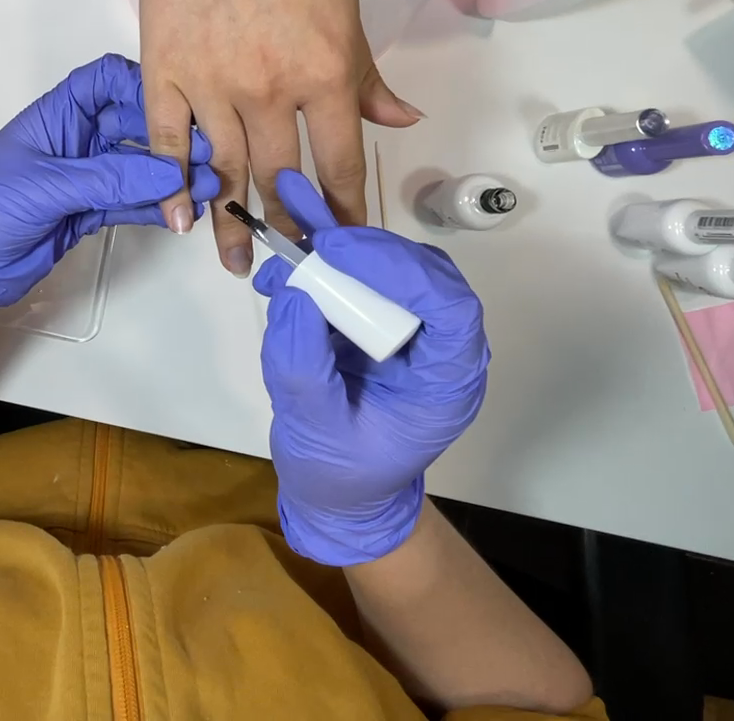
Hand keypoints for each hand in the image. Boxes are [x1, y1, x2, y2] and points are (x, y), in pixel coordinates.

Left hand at [0, 54, 219, 344]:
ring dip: (170, 178)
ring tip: (211, 189)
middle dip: (169, 139)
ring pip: (134, 169)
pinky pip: (127, 203)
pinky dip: (155, 207)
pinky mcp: (84, 213)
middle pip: (130, 126)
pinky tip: (183, 212)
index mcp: (53, 117)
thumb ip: (107, 179)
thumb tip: (172, 173)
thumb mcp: (44, 187)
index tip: (181, 105)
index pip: (102, 83)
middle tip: (212, 157)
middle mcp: (72, 141)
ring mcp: (80, 179)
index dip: (139, 86)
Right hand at [139, 0, 421, 275]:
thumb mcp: (345, 7)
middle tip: (288, 264)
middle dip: (287, 230)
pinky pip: (166, 140)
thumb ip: (367, 74)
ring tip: (233, 260)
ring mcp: (211, 84)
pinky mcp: (165, 71)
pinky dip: (172, 181)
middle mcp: (269, 90)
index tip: (342, 243)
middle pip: (278, 179)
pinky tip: (179, 216)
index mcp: (325, 73)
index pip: (337, 163)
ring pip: (221, 169)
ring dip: (230, 221)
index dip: (341, 212)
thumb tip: (398, 120)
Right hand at [253, 169, 488, 565]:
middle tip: (311, 242)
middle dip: (368, 250)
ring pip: (392, 269)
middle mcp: (436, 348)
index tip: (337, 251)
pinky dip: (323, 263)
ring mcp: (406, 334)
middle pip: (424, 276)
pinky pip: (358, 281)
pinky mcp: (373, 324)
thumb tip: (296, 292)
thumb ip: (303, 366)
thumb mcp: (314, 428)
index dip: (399, 269)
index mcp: (443, 382)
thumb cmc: (338, 472)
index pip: (448, 308)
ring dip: (342, 249)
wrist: (340, 493)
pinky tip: (284, 260)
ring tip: (290, 240)